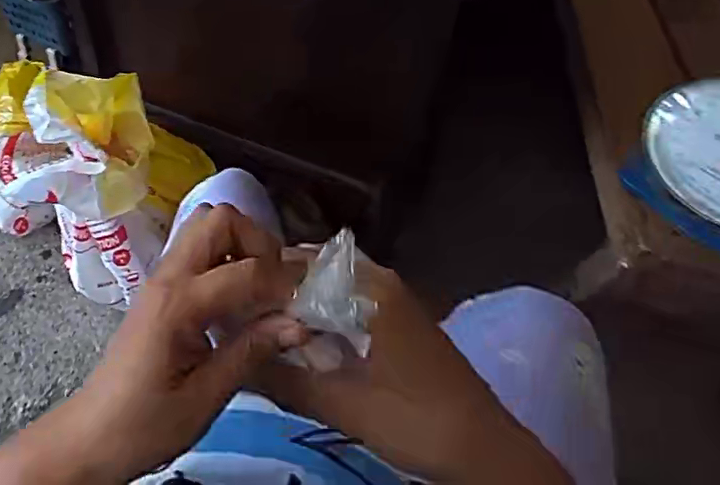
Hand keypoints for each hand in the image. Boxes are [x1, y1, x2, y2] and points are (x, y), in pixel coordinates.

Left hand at [0, 204, 306, 484]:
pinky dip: (225, 254)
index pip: (243, 271)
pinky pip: (196, 246)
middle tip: (279, 282)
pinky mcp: (161, 284)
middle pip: (217, 218)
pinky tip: (239, 295)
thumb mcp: (205, 399)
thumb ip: (250, 352)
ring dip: (240, 241)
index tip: (309, 304)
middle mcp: (168, 275)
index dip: (283, 283)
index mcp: (178, 302)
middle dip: (258, 240)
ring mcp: (162, 275)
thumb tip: (300, 323)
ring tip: (262, 286)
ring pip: (205, 224)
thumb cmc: (147, 423)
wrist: (94, 432)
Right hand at [255, 253, 570, 484]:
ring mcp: (391, 294)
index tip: (230, 295)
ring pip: (330, 277)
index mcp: (367, 288)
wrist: (489, 454)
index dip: (260, 279)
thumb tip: (234, 360)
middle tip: (240, 303)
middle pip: (313, 265)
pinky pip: (347, 292)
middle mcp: (378, 278)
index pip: (298, 266)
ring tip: (263, 312)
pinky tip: (303, 327)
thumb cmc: (417, 422)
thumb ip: (287, 381)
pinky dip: (320, 302)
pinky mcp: (398, 314)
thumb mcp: (346, 406)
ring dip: (298, 291)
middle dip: (275, 281)